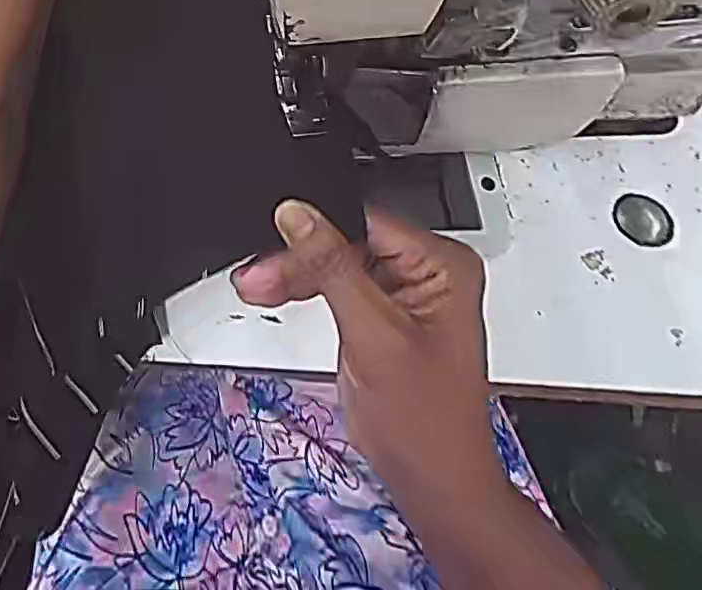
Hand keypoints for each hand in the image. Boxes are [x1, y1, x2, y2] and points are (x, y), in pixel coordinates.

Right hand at [233, 202, 501, 505]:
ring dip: (296, 274)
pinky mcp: (379, 307)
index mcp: (443, 264)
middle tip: (258, 279)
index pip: (366, 224)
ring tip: (259, 287)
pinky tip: (279, 291)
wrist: (432, 487)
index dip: (314, 234)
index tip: (270, 251)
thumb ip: (332, 268)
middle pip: (348, 239)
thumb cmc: (425, 425)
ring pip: (335, 259)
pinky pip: (336, 281)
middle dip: (299, 261)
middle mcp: (426, 268)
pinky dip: (306, 288)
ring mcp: (402, 288)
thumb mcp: (373, 335)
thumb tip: (298, 215)